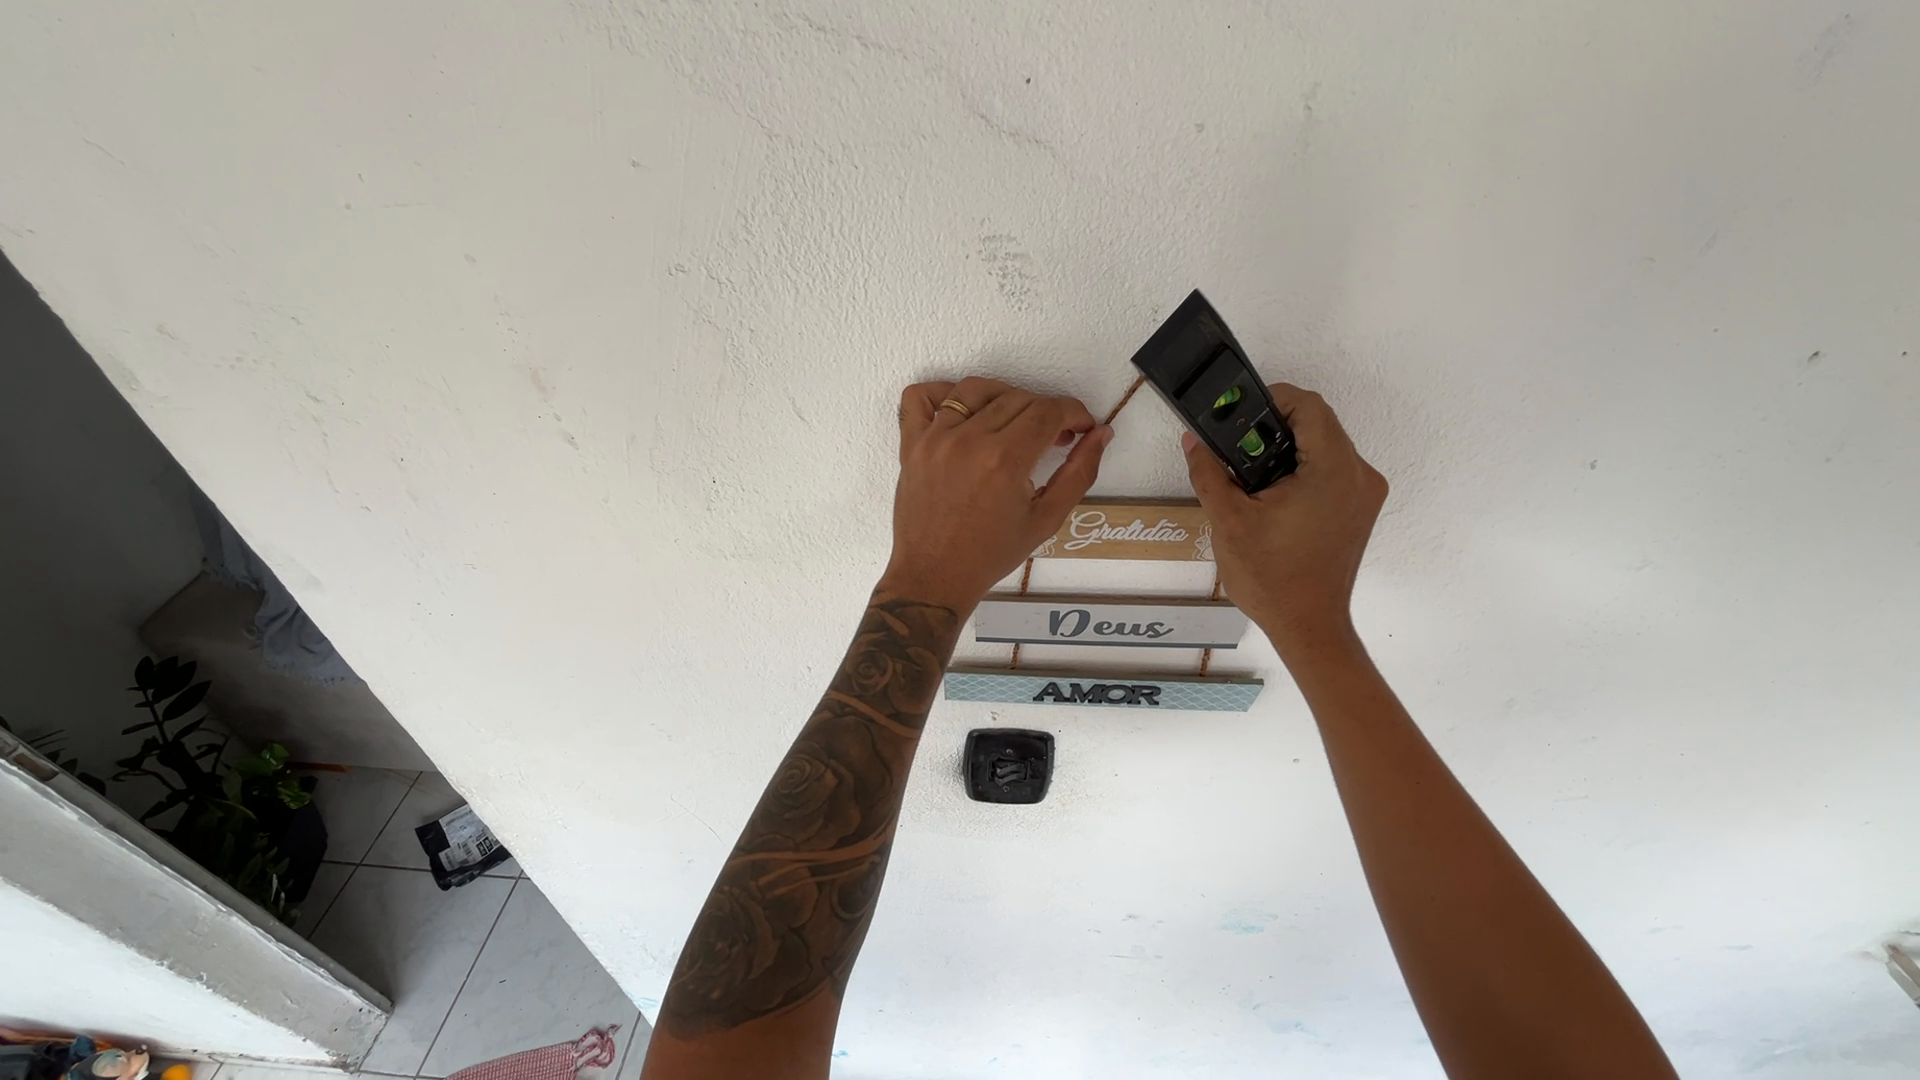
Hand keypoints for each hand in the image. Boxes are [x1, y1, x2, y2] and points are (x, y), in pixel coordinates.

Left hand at [884, 377, 1112, 612]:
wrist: (935, 577)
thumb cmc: (989, 555)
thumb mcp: (1046, 520)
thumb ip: (1079, 473)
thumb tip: (1101, 435)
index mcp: (1004, 461)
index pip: (1049, 411)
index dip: (1074, 413)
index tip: (1081, 427)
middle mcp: (968, 443)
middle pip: (1018, 398)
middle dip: (1046, 410)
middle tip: (1055, 436)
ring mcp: (935, 440)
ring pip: (975, 388)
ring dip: (1004, 395)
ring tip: (1015, 422)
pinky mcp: (911, 445)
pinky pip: (920, 398)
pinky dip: (942, 393)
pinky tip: (963, 412)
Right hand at [1182, 383, 1386, 662]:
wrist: (1307, 625)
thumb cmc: (1272, 579)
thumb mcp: (1228, 520)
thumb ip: (1209, 472)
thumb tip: (1194, 441)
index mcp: (1333, 471)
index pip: (1309, 406)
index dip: (1271, 399)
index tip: (1238, 413)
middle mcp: (1359, 476)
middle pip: (1318, 424)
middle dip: (1273, 428)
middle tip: (1236, 448)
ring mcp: (1364, 493)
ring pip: (1324, 447)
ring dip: (1286, 450)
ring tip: (1250, 477)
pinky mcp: (1359, 508)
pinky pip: (1330, 470)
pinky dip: (1301, 471)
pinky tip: (1270, 496)